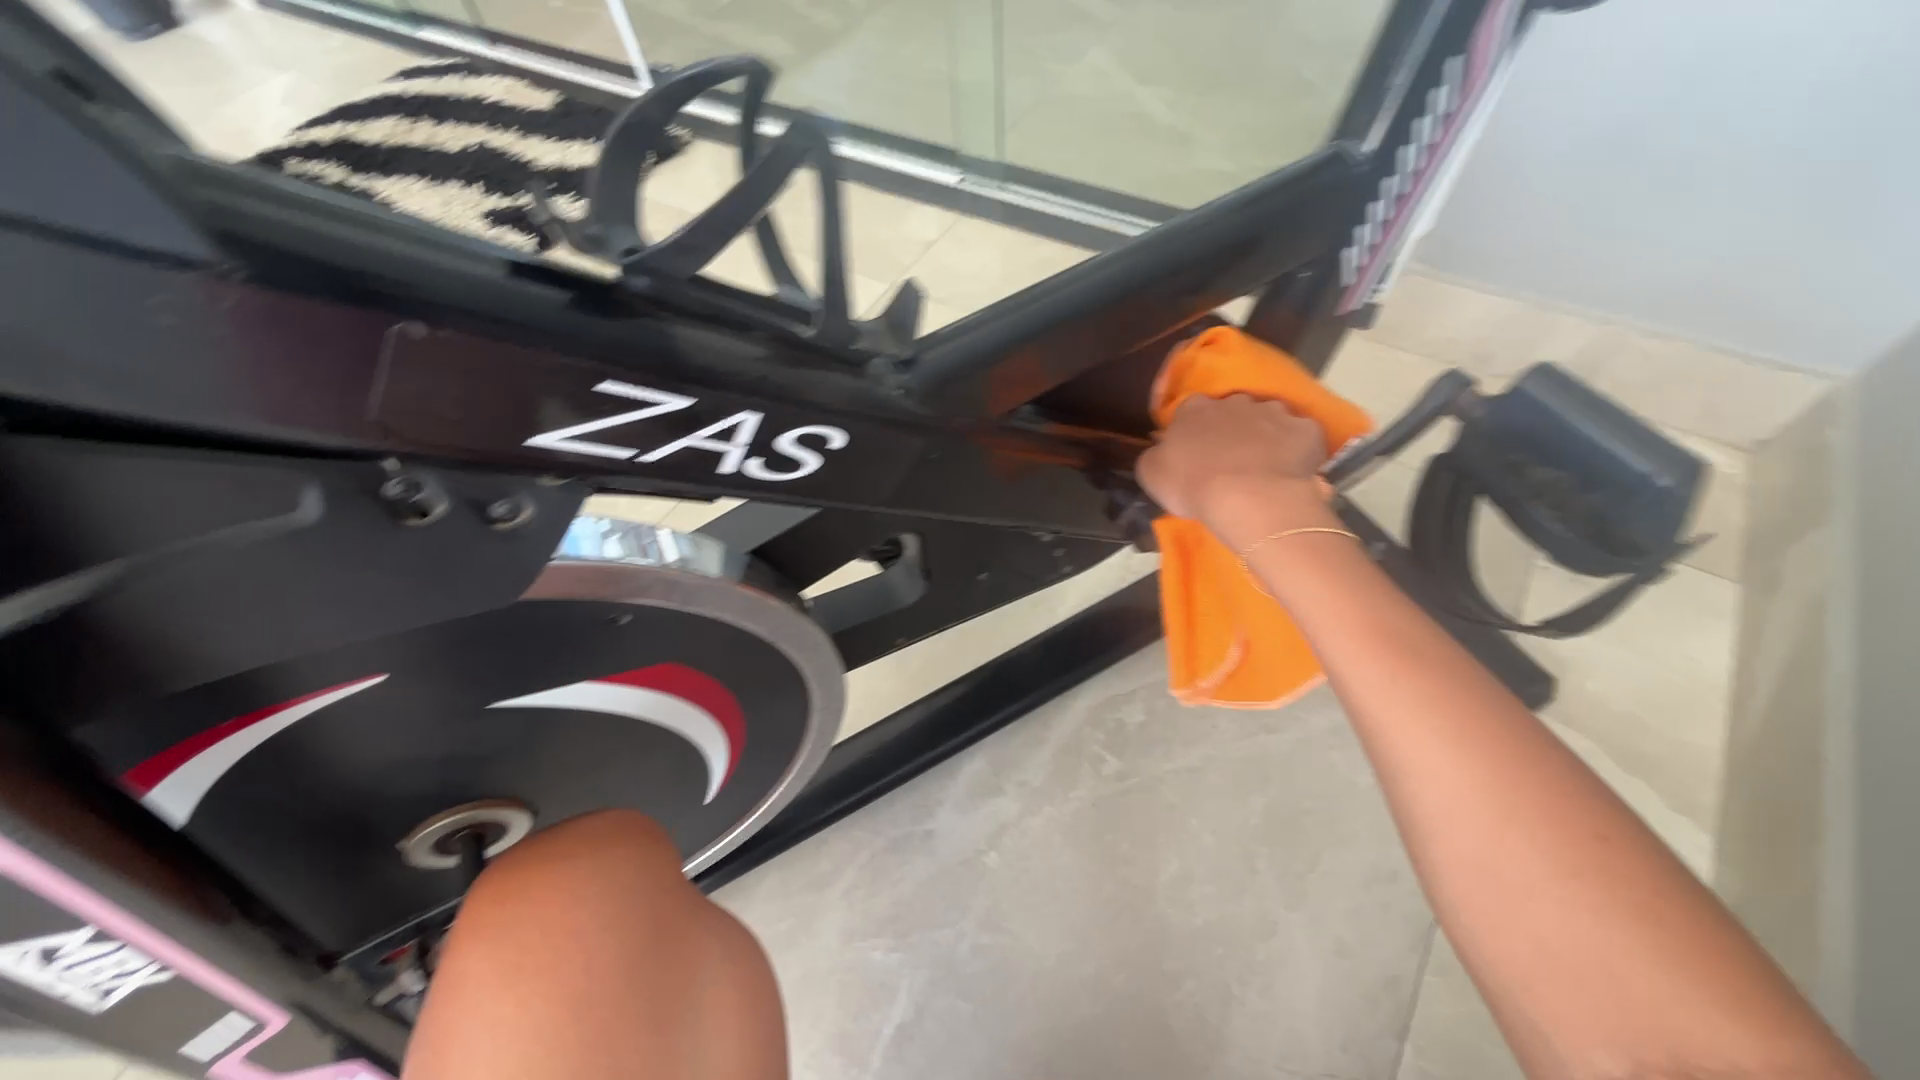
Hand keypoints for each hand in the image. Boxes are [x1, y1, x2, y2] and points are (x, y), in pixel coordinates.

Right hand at [1135, 394, 1336, 540]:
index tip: (1196, 455)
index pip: (1191, 411)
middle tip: (1231, 462)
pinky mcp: (1306, 430)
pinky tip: (1293, 472)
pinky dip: (1298, 450)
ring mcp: (1275, 412)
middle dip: (1233, 430)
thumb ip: (1156, 455)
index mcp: (1195, 409)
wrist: (1250, 497)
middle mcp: (1235, 402)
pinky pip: (1302, 437)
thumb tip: (1161, 450)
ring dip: (1266, 437)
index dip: (1194, 432)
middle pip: (1233, 411)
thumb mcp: (1152, 474)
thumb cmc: (1194, 485)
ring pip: (1270, 420)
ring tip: (1265, 469)